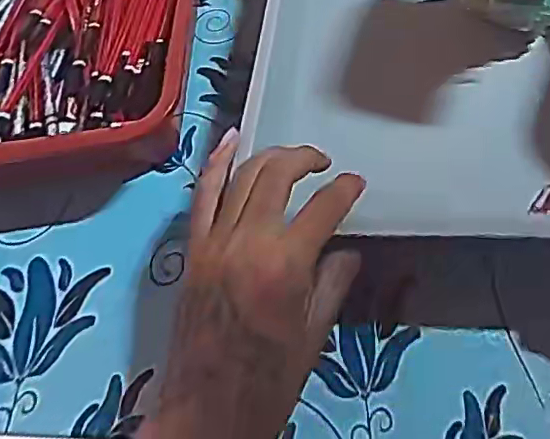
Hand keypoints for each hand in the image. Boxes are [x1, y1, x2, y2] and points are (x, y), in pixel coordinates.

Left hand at [145, 131, 365, 438]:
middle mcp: (248, 242)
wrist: (203, 416)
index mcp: (285, 266)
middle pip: (278, 176)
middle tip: (323, 163)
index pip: (323, 207)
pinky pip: (203, 194)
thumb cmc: (265, 383)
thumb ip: (332, 283)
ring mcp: (215, 241)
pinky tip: (231, 140)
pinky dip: (217, 162)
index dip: (345, 189)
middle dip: (305, 158)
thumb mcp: (313, 338)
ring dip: (269, 156)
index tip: (355, 183)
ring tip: (291, 154)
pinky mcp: (193, 248)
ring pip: (243, 176)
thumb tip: (347, 249)